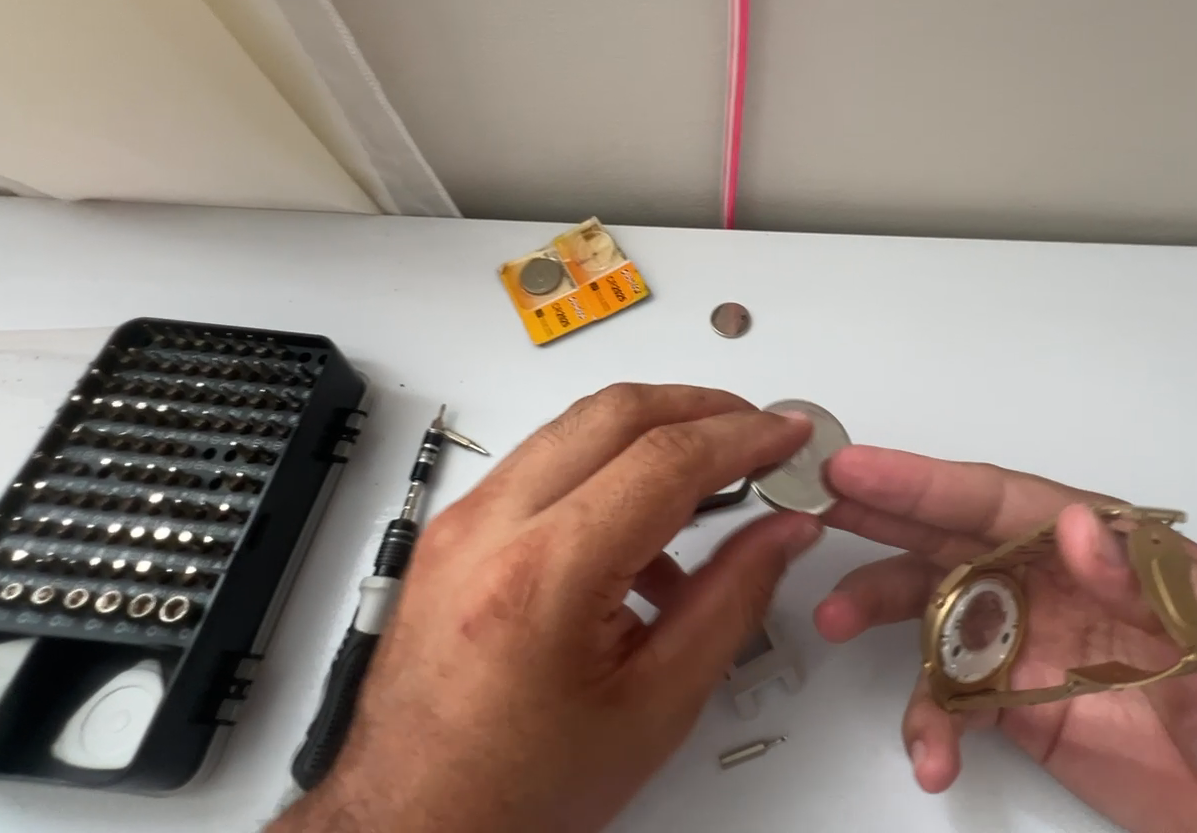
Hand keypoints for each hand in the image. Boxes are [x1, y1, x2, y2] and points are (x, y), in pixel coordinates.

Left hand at [274, 385, 823, 832]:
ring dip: (658, 424)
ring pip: (580, 422)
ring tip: (714, 464)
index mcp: (543, 577)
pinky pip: (550, 459)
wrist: (412, 823)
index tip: (785, 433)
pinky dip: (613, 461)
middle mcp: (489, 528)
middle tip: (756, 428)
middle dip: (703, 406)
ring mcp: (464, 520)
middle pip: (617, 411)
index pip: (665, 460)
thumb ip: (733, 599)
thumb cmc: (515, 789)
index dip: (742, 436)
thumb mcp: (657, 704)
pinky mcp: (459, 526)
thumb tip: (783, 531)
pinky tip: (650, 518)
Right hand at [815, 447, 1196, 832]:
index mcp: (1098, 548)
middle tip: (815, 497)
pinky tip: (930, 754)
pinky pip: (950, 698)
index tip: (859, 467)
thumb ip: (1167, 587)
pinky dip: (928, 722)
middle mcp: (1049, 581)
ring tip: (835, 619)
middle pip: (949, 533)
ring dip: (880, 606)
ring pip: (934, 607)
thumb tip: (1074, 530)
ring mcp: (1029, 641)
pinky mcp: (1019, 704)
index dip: (926, 482)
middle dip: (881, 512)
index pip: (1000, 501)